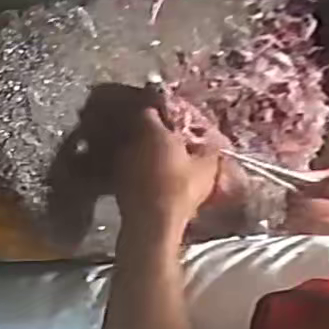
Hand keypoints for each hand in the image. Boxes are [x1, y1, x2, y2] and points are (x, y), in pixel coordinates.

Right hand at [114, 101, 222, 232]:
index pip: (194, 123)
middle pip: (177, 144)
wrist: (148, 225)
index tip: (147, 109)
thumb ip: (150, 117)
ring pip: (161, 163)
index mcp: (211, 152)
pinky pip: (148, 179)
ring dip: (141, 155)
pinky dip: (134, 172)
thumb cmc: (158, 179)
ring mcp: (185, 192)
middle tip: (130, 128)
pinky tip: (117, 170)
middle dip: (153, 135)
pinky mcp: (163, 206)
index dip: (170, 113)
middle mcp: (204, 171)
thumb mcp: (154, 138)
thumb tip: (145, 104)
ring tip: (119, 147)